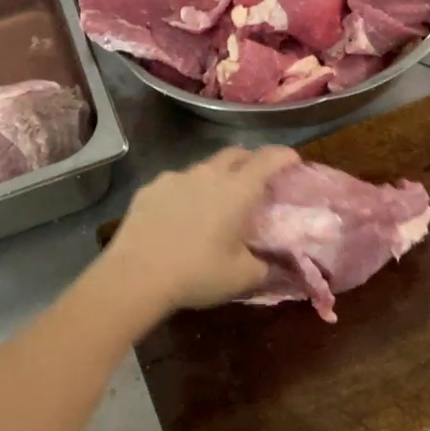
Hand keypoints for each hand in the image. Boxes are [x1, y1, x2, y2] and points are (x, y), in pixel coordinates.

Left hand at [100, 146, 299, 311]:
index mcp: (237, 190)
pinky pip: (175, 183)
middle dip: (250, 161)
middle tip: (256, 179)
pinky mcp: (149, 188)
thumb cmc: (198, 274)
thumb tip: (267, 261)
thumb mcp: (243, 277)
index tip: (293, 160)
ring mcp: (175, 178)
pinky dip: (185, 192)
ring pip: (203, 168)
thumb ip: (263, 264)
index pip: (268, 159)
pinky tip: (179, 214)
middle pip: (234, 154)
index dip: (283, 156)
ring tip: (214, 202)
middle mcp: (207, 174)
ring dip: (215, 178)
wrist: (137, 274)